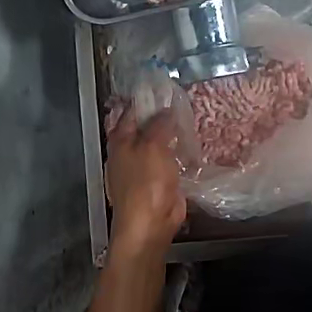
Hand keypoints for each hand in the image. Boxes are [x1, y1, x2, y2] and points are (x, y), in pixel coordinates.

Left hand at [105, 111, 184, 259]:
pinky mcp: (158, 181)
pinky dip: (177, 152)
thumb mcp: (153, 146)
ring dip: (170, 134)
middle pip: (144, 127)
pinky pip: (168, 160)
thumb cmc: (146, 182)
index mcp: (120, 141)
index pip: (131, 112)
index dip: (146, 99)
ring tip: (189, 119)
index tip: (164, 88)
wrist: (150, 223)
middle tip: (182, 101)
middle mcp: (128, 153)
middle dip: (161, 116)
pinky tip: (190, 144)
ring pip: (158, 144)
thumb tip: (166, 109)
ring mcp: (143, 168)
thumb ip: (160, 125)